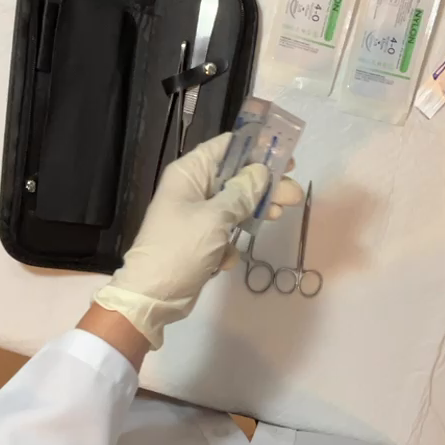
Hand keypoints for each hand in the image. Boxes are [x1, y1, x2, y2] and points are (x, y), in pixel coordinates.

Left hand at [90, 133, 304, 349]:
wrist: (152, 296)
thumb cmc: (179, 249)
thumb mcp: (214, 218)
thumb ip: (241, 193)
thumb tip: (261, 173)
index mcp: (189, 174)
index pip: (225, 148)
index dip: (256, 149)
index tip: (284, 157)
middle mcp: (192, 190)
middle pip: (235, 178)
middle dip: (263, 186)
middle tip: (292, 194)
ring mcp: (196, 218)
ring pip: (234, 207)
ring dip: (254, 213)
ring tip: (277, 216)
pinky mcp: (201, 242)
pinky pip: (224, 235)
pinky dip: (229, 246)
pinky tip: (224, 260)